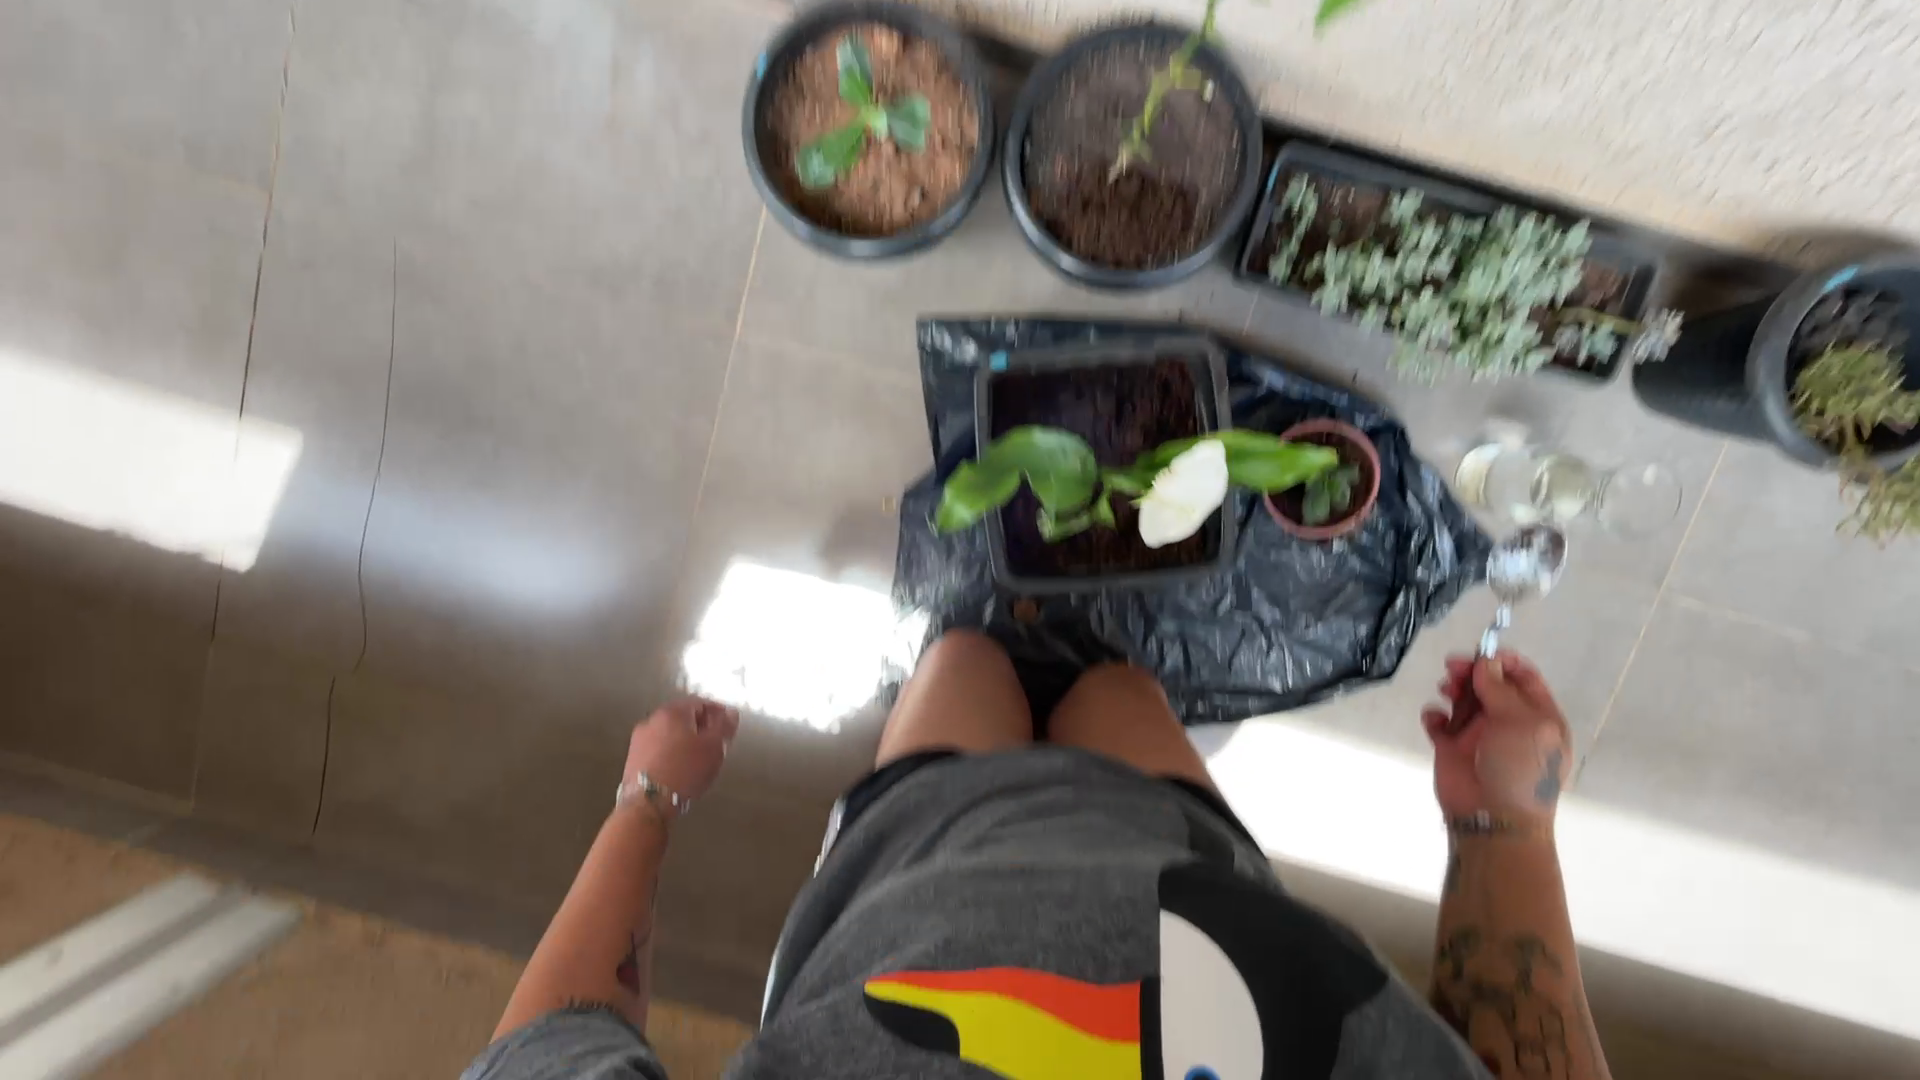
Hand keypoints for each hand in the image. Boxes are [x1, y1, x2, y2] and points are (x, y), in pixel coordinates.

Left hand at [623, 697, 739, 810]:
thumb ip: (725, 726)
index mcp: (673, 712)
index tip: (727, 726)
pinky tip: (679, 765)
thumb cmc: (686, 770)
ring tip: (698, 756)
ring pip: (669, 732)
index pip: (700, 703)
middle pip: (683, 716)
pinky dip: (671, 750)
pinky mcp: (633, 757)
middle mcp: (653, 719)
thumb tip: (731, 712)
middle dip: (700, 726)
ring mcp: (639, 738)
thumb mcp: (714, 747)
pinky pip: (658, 746)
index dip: (717, 712)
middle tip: (715, 741)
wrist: (647, 803)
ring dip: (685, 739)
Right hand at [1420, 652, 1570, 829]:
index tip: (1482, 652)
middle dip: (1471, 671)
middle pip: (1487, 683)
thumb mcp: (1522, 723)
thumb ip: (1501, 689)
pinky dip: (1433, 716)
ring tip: (1446, 691)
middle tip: (1454, 668)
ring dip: (1453, 689)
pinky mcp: (1450, 747)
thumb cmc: (1520, 768)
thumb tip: (1486, 661)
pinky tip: (1435, 721)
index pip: (1523, 677)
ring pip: (1462, 698)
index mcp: (1537, 716)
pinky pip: (1438, 722)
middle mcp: (1508, 721)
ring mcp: (1478, 734)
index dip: (1503, 661)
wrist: (1494, 816)